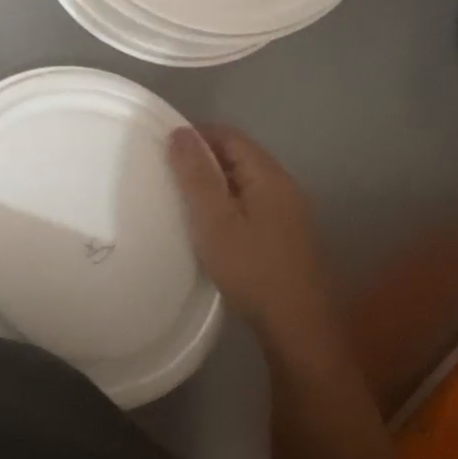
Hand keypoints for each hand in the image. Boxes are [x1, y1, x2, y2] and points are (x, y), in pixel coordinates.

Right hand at [169, 126, 339, 345]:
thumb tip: (181, 132)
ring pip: (243, 180)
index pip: (229, 136)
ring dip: (212, 181)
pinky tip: (208, 222)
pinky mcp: (284, 234)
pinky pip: (249, 201)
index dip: (195, 135)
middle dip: (202, 157)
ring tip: (180, 196)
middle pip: (238, 155)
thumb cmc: (250, 267)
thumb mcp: (213, 219)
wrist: (295, 326)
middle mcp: (283, 186)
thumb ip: (196, 174)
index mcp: (268, 176)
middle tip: (165, 172)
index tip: (162, 147)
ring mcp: (287, 212)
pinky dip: (225, 201)